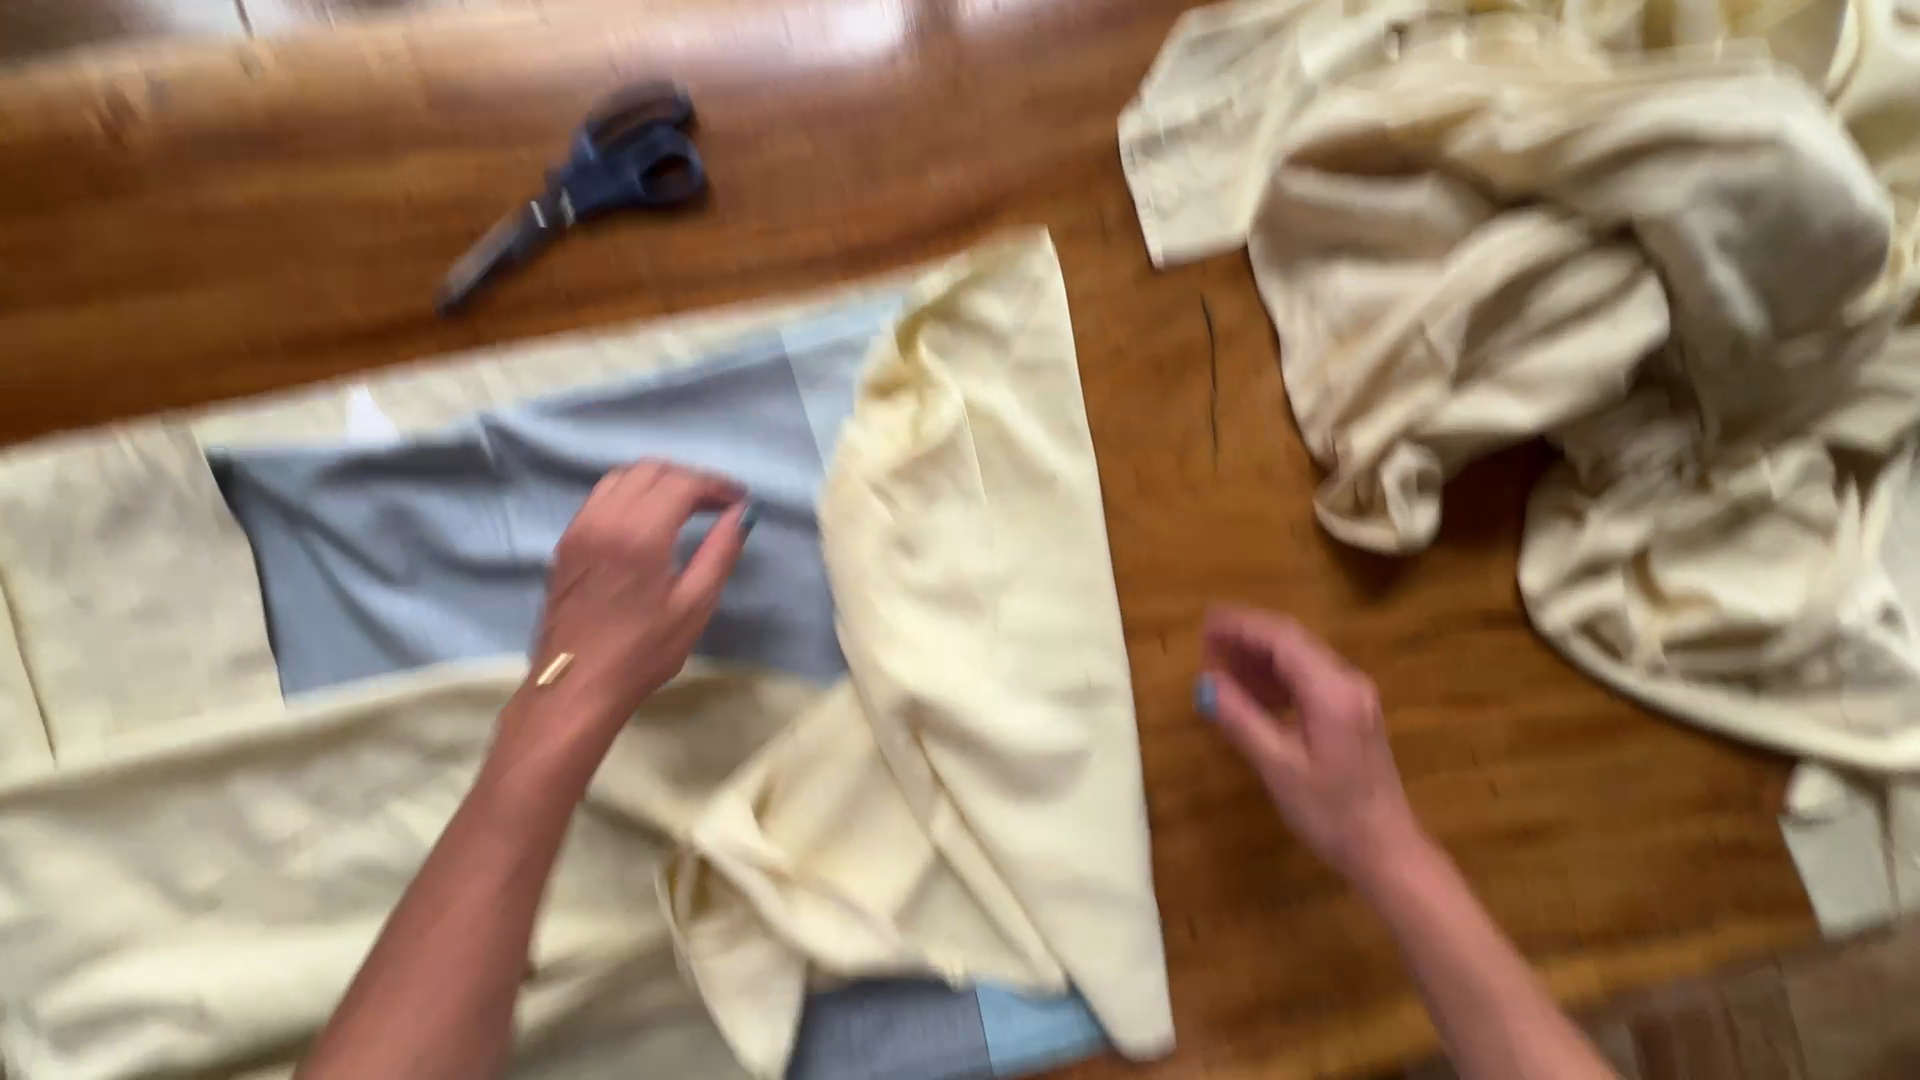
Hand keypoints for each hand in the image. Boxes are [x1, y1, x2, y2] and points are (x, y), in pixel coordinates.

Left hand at [493, 461, 756, 783]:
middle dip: (689, 479)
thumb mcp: (695, 604)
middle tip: (717, 503)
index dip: (716, 486)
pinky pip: (602, 497)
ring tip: (686, 506)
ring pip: (622, 477)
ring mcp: (579, 527)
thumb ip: (721, 551)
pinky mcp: (567, 542)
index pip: (682, 483)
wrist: (576, 685)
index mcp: (639, 533)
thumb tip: (741, 515)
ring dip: (658, 481)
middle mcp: (604, 518)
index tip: (739, 501)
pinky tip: (649, 521)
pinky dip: (632, 494)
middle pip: (651, 470)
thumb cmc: (643, 650)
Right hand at [1195, 606, 1423, 887]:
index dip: (1240, 627)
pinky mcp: (1350, 713)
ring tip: (1220, 670)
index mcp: (1331, 691)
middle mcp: (1346, 682)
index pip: (1281, 639)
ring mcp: (1352, 696)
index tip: (1204, 624)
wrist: (1387, 852)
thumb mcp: (1278, 767)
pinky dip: (1275, 677)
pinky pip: (1307, 678)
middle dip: (1246, 638)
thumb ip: (1241, 719)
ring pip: (1299, 658)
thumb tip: (1205, 683)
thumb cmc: (1331, 813)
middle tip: (1205, 646)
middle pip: (1291, 641)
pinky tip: (1251, 694)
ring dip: (1258, 658)